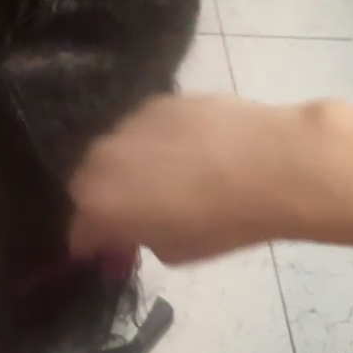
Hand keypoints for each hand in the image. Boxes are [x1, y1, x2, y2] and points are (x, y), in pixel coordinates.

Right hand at [68, 94, 318, 263]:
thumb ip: (141, 237)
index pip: (79, 231)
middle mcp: (101, 159)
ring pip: (116, 150)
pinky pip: (144, 128)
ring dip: (129, 167)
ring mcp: (129, 123)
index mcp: (99, 204)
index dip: (91, 243)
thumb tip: (137, 226)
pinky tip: (191, 151)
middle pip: (88, 183)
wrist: (272, 163)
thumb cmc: (222, 221)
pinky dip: (156, 141)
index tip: (106, 250)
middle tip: (136, 212)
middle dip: (104, 199)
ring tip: (168, 178)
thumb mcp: (174, 251)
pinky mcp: (158, 101)